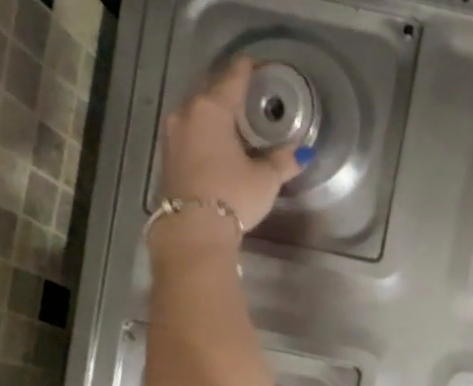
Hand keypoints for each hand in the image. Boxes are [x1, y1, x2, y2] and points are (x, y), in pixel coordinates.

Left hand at [155, 56, 309, 257]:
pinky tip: (223, 144)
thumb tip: (303, 153)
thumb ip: (283, 161)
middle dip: (234, 93)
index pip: (233, 76)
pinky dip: (209, 132)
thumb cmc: (232, 195)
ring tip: (241, 124)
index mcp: (212, 108)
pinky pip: (193, 131)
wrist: (193, 229)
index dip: (251, 69)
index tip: (265, 69)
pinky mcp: (169, 153)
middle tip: (256, 100)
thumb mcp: (265, 179)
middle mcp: (188, 112)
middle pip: (213, 91)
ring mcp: (174, 132)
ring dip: (220, 114)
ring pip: (201, 112)